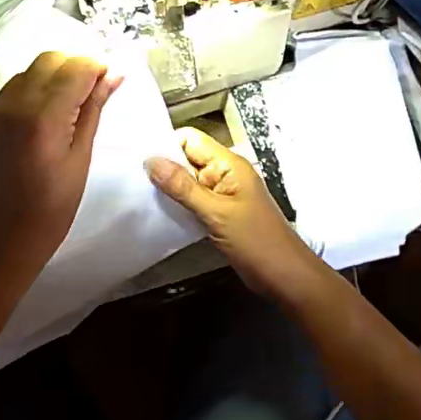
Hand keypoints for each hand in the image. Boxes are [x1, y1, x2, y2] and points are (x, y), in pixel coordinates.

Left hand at [0, 53, 121, 271]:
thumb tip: (112, 75)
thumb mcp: (81, 157)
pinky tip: (32, 128)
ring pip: (25, 74)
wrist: (1, 238)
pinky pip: (5, 96)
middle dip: (71, 68)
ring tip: (58, 113)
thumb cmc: (53, 206)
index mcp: (42, 119)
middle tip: (85, 93)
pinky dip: (24, 99)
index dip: (94, 68)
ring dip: (47, 82)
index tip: (105, 80)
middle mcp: (10, 107)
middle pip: (48, 60)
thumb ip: (93, 109)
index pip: (74, 68)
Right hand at [145, 127, 333, 305]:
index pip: (191, 140)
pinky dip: (179, 205)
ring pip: (188, 182)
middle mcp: (224, 174)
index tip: (138, 156)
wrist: (288, 280)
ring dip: (169, 187)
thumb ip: (183, 187)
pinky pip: (193, 201)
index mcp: (228, 164)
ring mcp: (223, 195)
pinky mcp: (220, 215)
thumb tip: (150, 161)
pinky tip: (160, 213)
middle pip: (187, 159)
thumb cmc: (257, 242)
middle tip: (132, 177)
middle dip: (163, 166)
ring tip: (140, 194)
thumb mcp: (216, 213)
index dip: (166, 144)